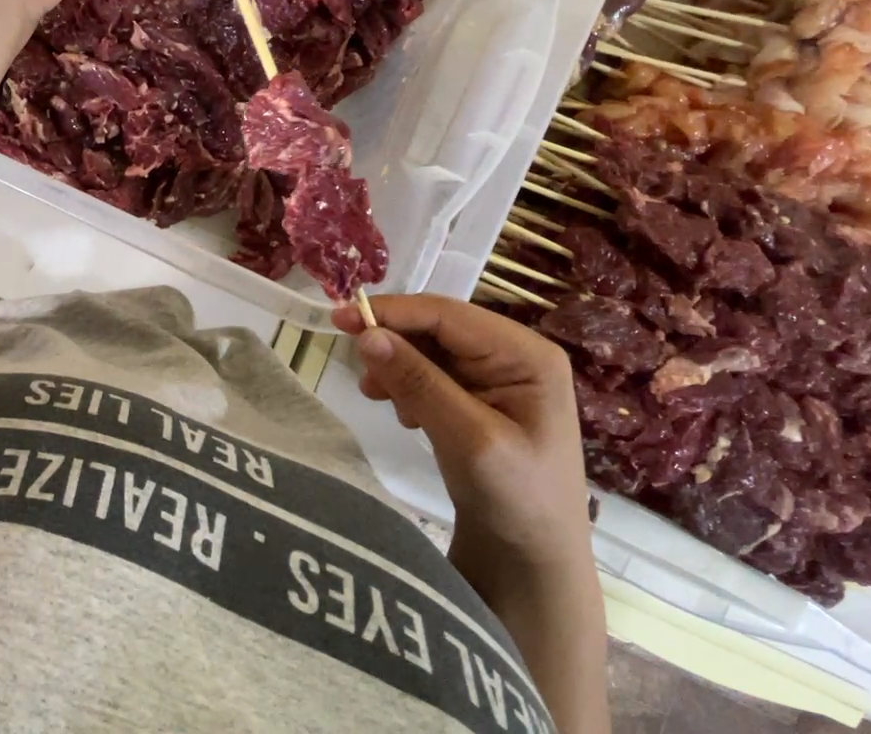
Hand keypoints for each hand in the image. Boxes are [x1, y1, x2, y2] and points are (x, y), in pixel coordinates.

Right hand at [331, 295, 590, 570]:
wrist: (532, 556)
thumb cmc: (515, 497)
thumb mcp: (466, 437)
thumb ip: (417, 381)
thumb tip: (365, 334)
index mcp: (526, 355)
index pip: (446, 315)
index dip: (391, 312)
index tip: (338, 320)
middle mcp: (513, 355)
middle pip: (435, 328)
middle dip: (393, 345)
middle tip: (362, 378)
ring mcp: (496, 375)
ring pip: (426, 349)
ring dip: (396, 367)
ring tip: (383, 401)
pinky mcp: (478, 396)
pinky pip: (428, 372)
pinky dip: (406, 385)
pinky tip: (403, 413)